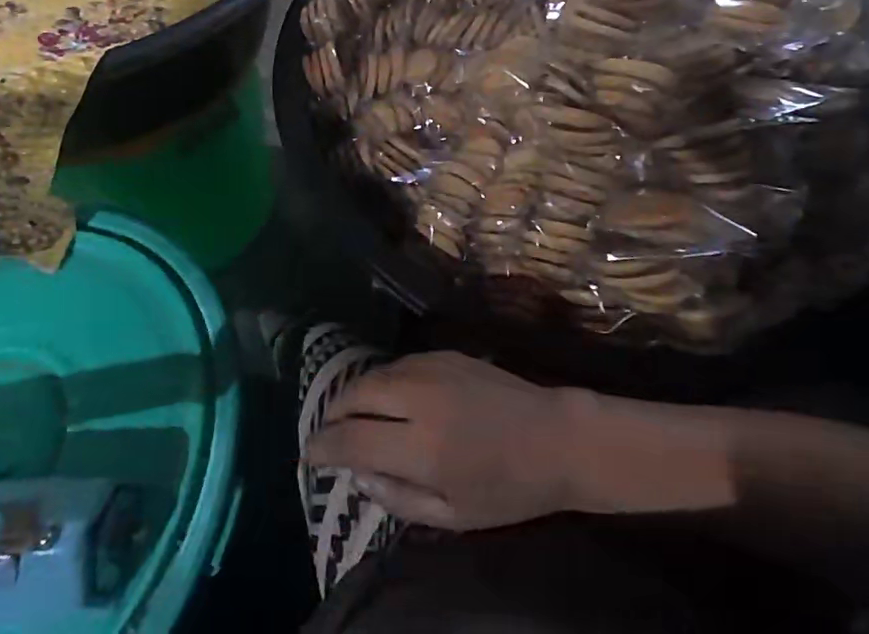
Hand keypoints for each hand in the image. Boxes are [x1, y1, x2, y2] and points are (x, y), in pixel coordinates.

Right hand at [304, 351, 580, 529]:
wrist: (558, 438)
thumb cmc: (509, 489)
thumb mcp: (453, 515)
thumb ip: (398, 499)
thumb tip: (358, 475)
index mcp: (422, 446)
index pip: (351, 439)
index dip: (323, 447)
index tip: (310, 455)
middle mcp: (420, 399)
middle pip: (355, 394)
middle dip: (333, 413)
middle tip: (329, 431)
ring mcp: (433, 369)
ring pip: (374, 373)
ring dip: (355, 393)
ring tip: (352, 413)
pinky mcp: (447, 353)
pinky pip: (398, 363)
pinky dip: (382, 380)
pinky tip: (386, 396)